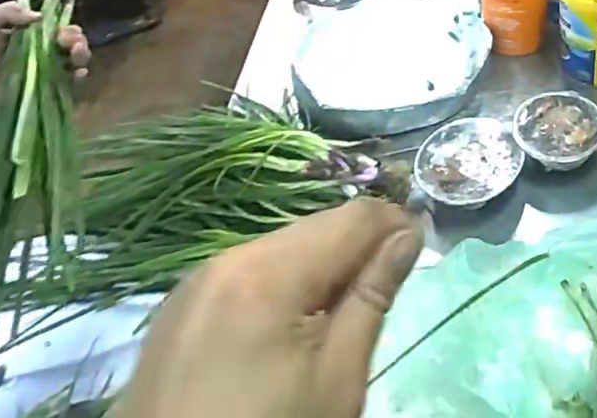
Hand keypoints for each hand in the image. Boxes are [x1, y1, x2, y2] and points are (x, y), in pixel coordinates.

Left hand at [0, 2, 88, 115]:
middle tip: (70, 41)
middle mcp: (31, 51)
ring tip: (76, 53)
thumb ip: (5, 12)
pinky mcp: (27, 89)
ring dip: (80, 55)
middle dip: (76, 39)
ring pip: (68, 61)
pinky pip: (57, 82)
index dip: (65, 26)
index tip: (64, 29)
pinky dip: (73, 77)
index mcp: (21, 33)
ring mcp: (31, 71)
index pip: (53, 27)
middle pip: (66, 43)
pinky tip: (77, 73)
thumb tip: (40, 16)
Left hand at [111, 200, 423, 417]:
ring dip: (322, 265)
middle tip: (382, 290)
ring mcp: (195, 284)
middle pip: (319, 226)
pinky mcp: (177, 310)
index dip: (396, 225)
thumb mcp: (337, 380)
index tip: (419, 252)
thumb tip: (409, 234)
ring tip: (337, 315)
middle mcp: (228, 260)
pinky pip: (251, 271)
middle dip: (358, 248)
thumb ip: (374, 293)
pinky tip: (290, 328)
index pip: (355, 217)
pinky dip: (283, 284)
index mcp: (267, 275)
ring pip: (286, 246)